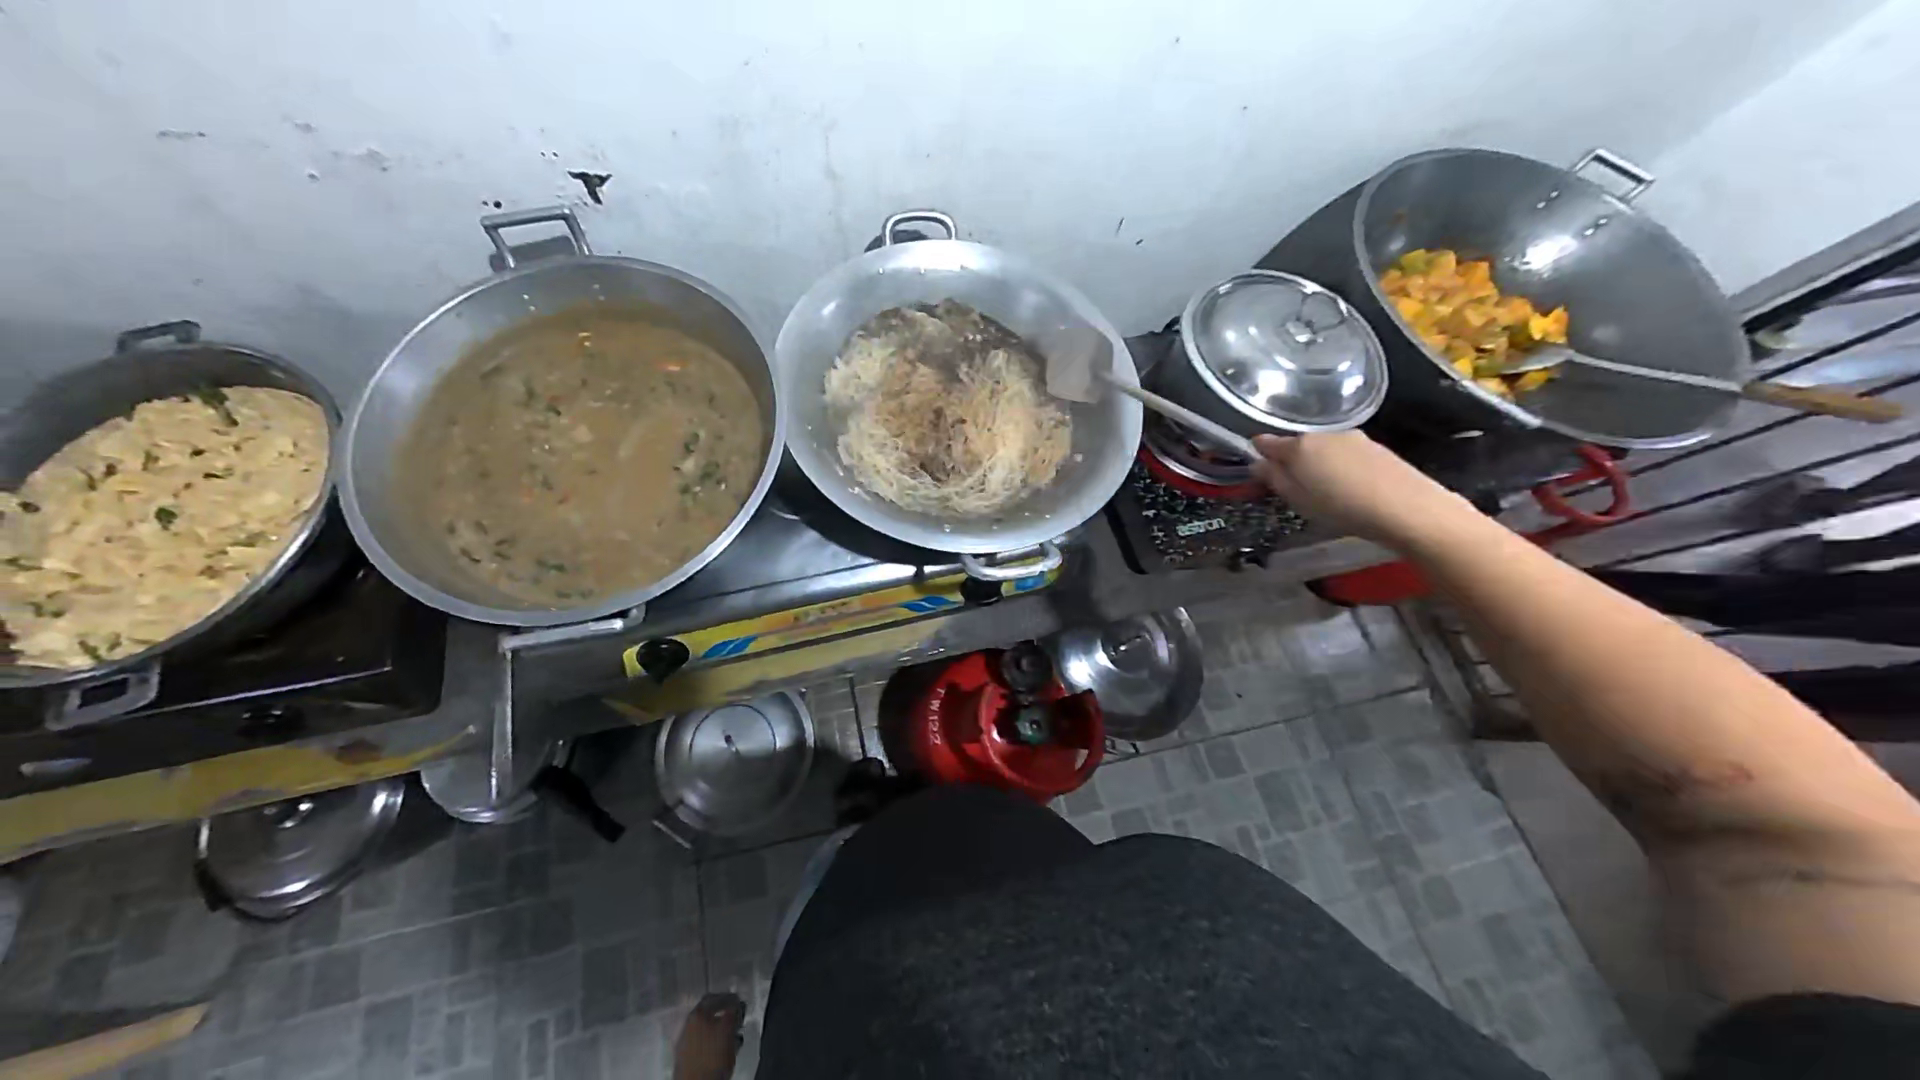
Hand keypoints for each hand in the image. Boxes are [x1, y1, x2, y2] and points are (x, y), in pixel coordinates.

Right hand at [1249, 432, 1477, 545]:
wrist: (1407, 508)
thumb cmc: (1341, 507)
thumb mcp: (1297, 500)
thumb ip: (1273, 478)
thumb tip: (1257, 463)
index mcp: (1299, 446)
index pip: (1267, 442)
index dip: (1259, 454)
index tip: (1259, 471)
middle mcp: (1324, 434)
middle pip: (1297, 444)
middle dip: (1291, 461)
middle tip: (1294, 489)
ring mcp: (1352, 438)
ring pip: (1323, 448)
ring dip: (1317, 464)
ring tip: (1325, 492)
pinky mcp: (1376, 447)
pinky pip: (1345, 454)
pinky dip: (1340, 467)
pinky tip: (1350, 488)